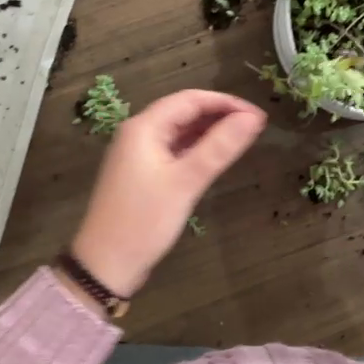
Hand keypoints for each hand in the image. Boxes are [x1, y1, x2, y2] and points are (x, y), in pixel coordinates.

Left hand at [70, 90, 265, 296]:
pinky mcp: (142, 174)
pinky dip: (196, 149)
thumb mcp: (186, 181)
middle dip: (220, 115)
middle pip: (184, 112)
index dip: (226, 102)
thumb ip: (219, 147)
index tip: (258, 115)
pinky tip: (215, 158)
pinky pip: (173, 150)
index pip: (190, 99)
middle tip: (256, 127)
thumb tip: (253, 118)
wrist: (105, 264)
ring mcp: (138, 154)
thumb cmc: (144, 220)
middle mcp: (138, 133)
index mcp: (144, 127)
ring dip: (209, 131)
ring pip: (179, 132)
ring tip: (242, 139)